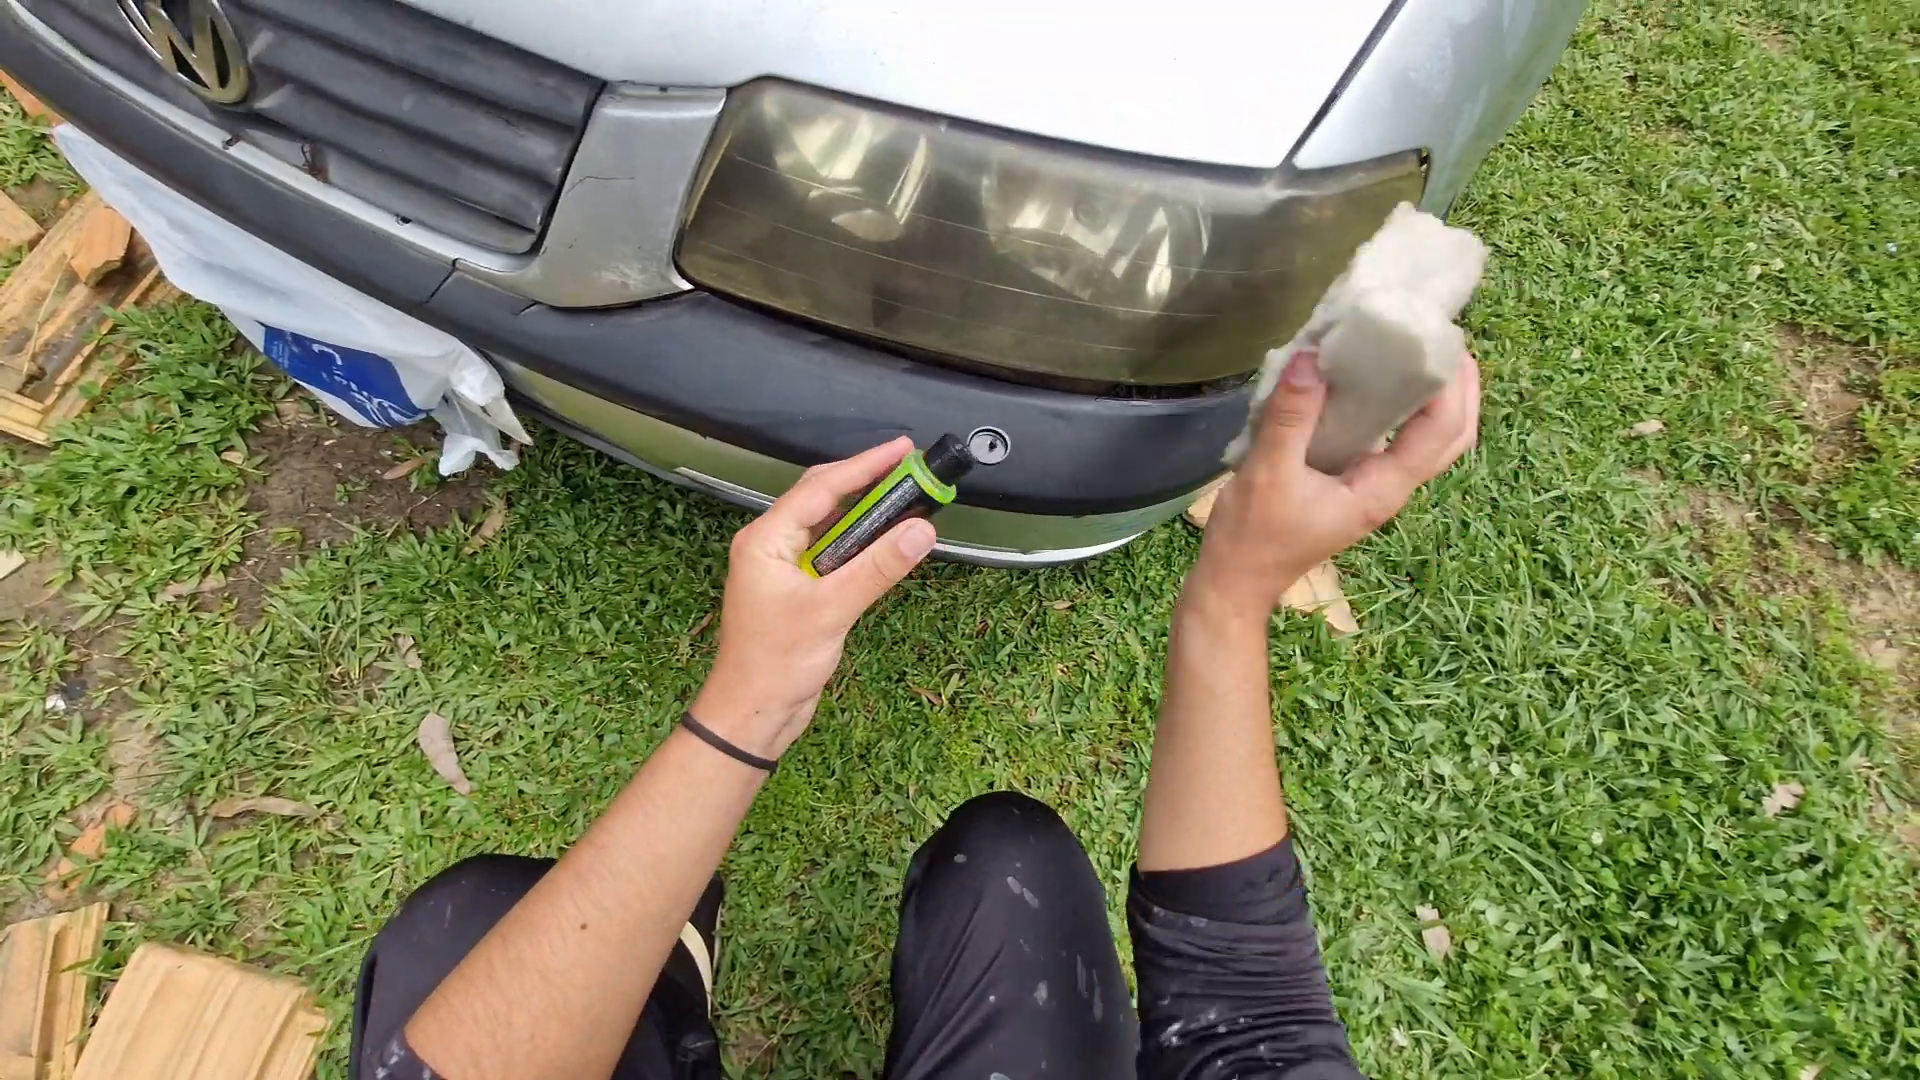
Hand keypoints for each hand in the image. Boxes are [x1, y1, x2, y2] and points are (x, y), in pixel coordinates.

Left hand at [689, 438, 938, 757]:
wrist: (753, 713)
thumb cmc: (776, 663)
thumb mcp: (830, 610)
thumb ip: (877, 568)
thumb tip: (922, 531)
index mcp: (766, 539)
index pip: (821, 488)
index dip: (864, 465)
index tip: (902, 449)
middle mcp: (773, 545)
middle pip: (824, 497)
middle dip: (867, 480)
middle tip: (910, 469)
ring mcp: (785, 566)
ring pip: (830, 524)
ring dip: (866, 510)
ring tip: (906, 496)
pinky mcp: (800, 588)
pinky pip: (834, 551)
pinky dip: (861, 541)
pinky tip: (885, 539)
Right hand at [1187, 348, 1480, 623]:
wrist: (1234, 580)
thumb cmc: (1251, 535)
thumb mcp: (1268, 471)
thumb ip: (1290, 416)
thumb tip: (1312, 356)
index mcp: (1381, 489)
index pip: (1441, 430)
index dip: (1451, 383)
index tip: (1438, 336)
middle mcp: (1387, 490)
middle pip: (1451, 438)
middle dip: (1460, 389)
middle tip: (1442, 340)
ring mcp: (1369, 490)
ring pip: (1424, 441)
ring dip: (1432, 399)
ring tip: (1415, 353)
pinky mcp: (1348, 487)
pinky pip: (1389, 443)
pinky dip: (1395, 412)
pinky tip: (1369, 385)